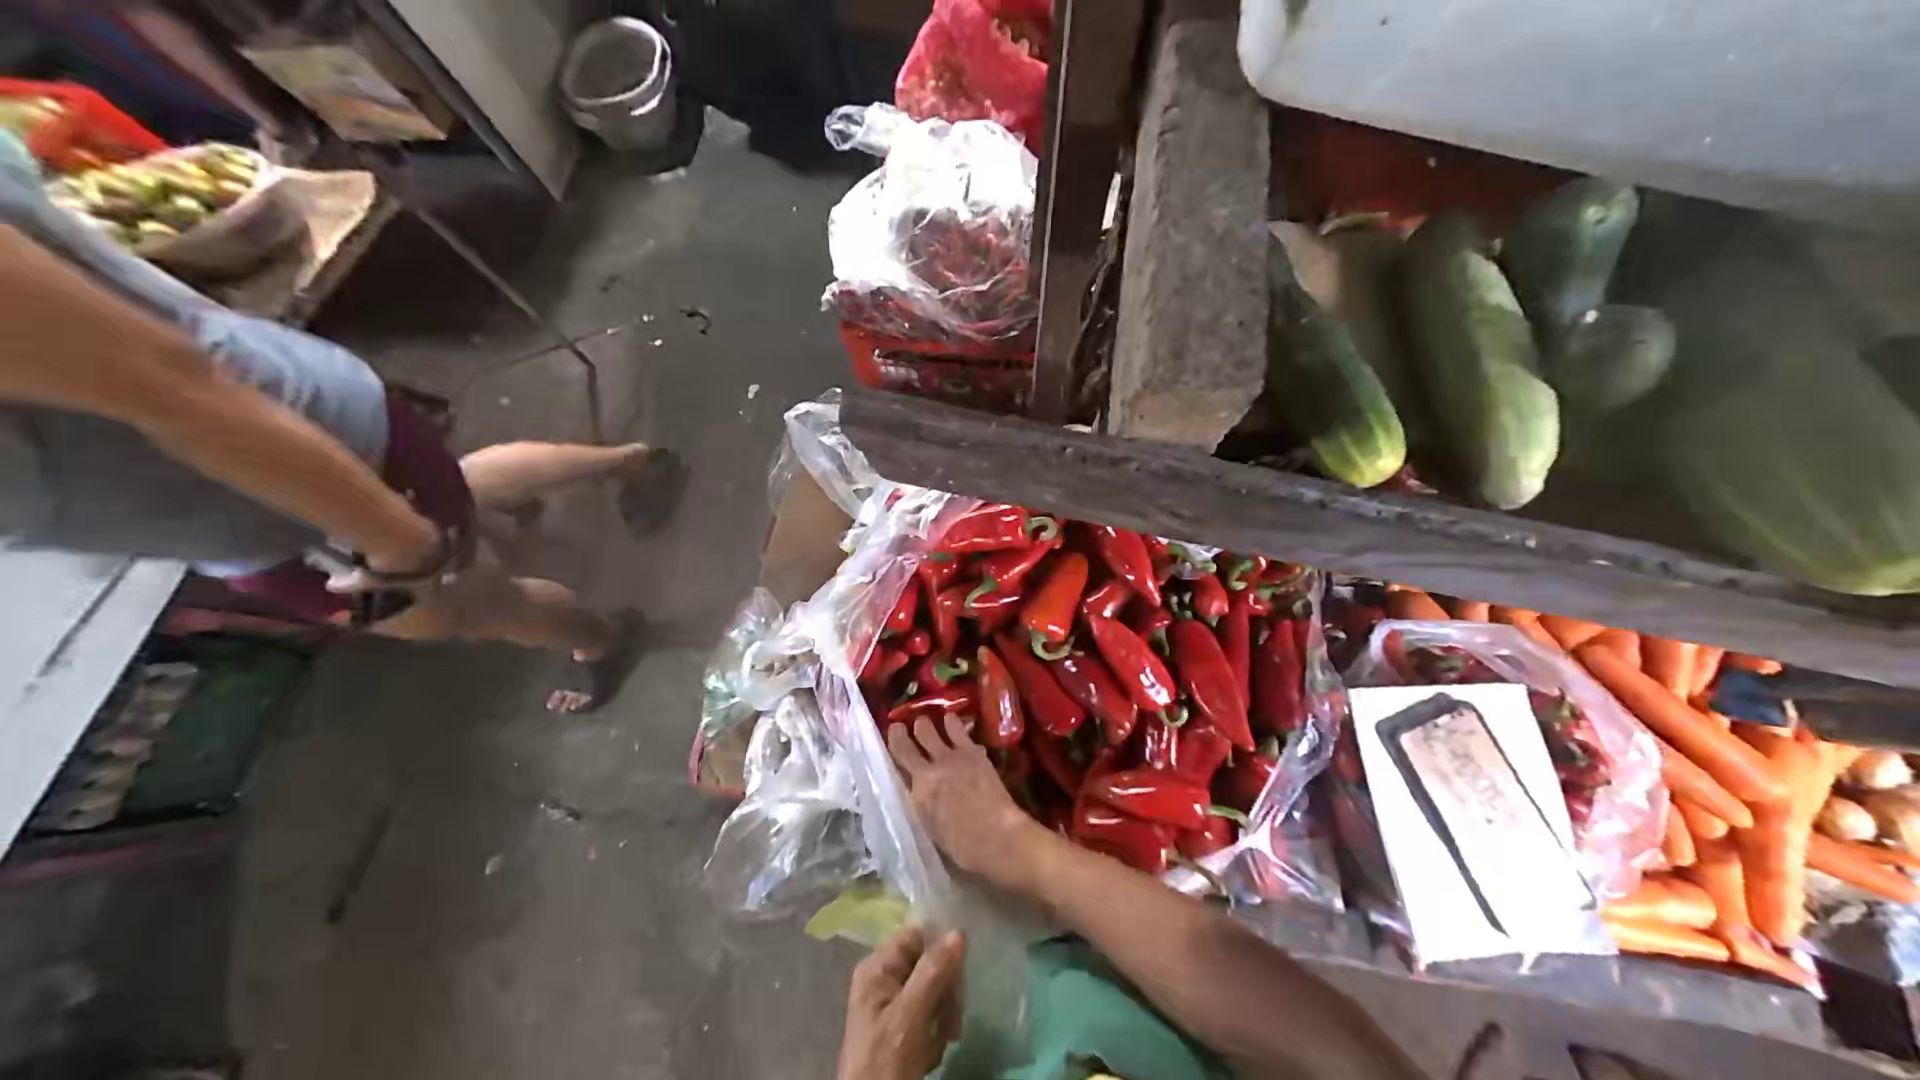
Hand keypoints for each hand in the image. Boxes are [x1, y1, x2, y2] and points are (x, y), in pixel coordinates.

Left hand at [838, 924, 965, 1079]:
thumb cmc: (884, 1063)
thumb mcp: (909, 1017)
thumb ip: (932, 973)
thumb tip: (958, 932)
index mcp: (878, 967)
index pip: (917, 936)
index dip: (941, 948)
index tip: (960, 972)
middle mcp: (885, 978)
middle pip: (931, 963)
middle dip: (946, 992)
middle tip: (951, 1021)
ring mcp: (894, 1003)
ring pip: (936, 990)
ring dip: (945, 1015)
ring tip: (941, 1040)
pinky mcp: (903, 1027)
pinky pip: (932, 1014)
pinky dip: (937, 1032)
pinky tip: (932, 1052)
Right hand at [887, 713, 1039, 882]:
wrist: (997, 837)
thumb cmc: (964, 845)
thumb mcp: (930, 825)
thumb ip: (921, 800)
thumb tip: (917, 785)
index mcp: (917, 793)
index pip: (897, 760)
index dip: (894, 741)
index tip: (895, 732)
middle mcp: (929, 770)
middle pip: (909, 739)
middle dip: (907, 729)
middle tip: (909, 726)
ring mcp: (951, 757)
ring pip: (930, 726)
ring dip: (928, 724)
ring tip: (933, 724)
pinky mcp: (972, 751)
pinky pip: (957, 728)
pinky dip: (952, 723)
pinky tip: (953, 723)